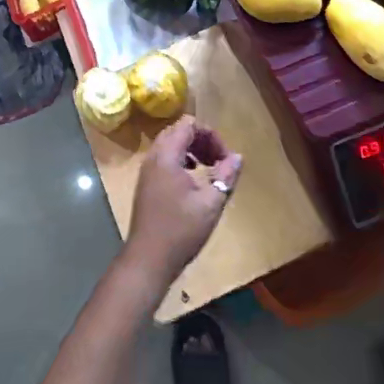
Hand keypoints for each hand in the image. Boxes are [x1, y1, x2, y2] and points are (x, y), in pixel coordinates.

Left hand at [124, 116, 242, 280]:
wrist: (148, 258)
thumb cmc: (181, 230)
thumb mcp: (210, 203)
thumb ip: (225, 176)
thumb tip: (237, 157)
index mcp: (167, 155)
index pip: (188, 124)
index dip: (210, 135)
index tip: (224, 157)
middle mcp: (153, 156)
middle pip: (178, 131)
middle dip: (201, 140)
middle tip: (218, 161)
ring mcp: (147, 169)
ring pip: (170, 145)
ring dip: (191, 150)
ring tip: (208, 169)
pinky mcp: (146, 183)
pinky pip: (164, 159)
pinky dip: (180, 160)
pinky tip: (192, 180)